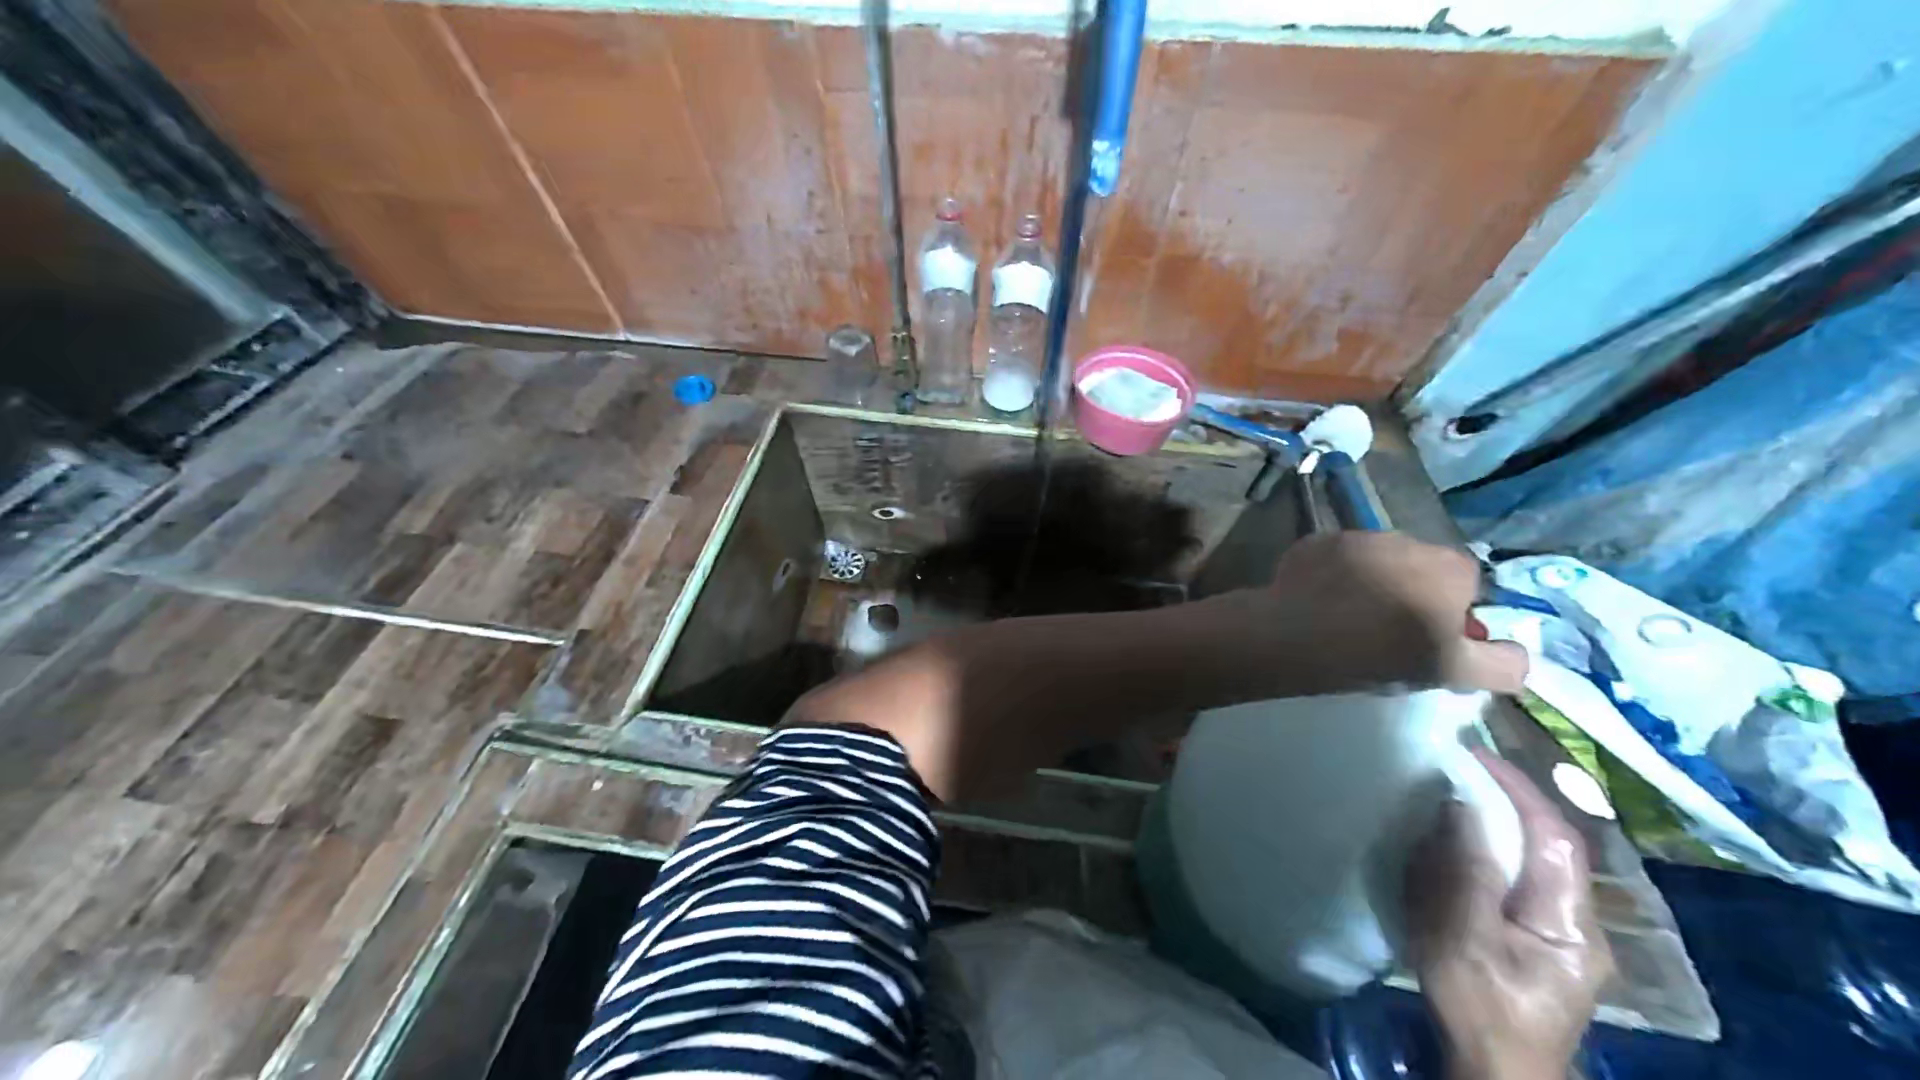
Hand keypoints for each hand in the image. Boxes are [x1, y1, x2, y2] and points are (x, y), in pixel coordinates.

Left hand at [1256, 532, 1528, 696]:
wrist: (1293, 637)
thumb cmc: (1378, 654)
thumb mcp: (1452, 671)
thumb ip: (1502, 663)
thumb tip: (1520, 654)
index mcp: (1448, 566)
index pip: (1468, 583)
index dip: (1453, 611)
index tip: (1430, 637)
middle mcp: (1405, 539)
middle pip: (1421, 566)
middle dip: (1413, 590)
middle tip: (1387, 629)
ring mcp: (1354, 536)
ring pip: (1377, 559)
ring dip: (1373, 579)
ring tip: (1350, 616)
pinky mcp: (1313, 541)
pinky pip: (1336, 557)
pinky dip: (1334, 574)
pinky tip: (1320, 602)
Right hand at [1405, 751, 1613, 1079]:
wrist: (1497, 1071)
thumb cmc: (1479, 1003)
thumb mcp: (1463, 936)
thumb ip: (1467, 869)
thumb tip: (1463, 804)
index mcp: (1570, 922)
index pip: (1555, 836)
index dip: (1520, 789)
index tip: (1477, 754)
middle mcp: (1581, 922)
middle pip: (1550, 845)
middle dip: (1507, 802)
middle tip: (1459, 770)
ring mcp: (1566, 934)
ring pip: (1535, 860)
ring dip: (1497, 825)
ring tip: (1453, 801)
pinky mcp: (1544, 941)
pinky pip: (1519, 879)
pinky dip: (1490, 853)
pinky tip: (1459, 850)